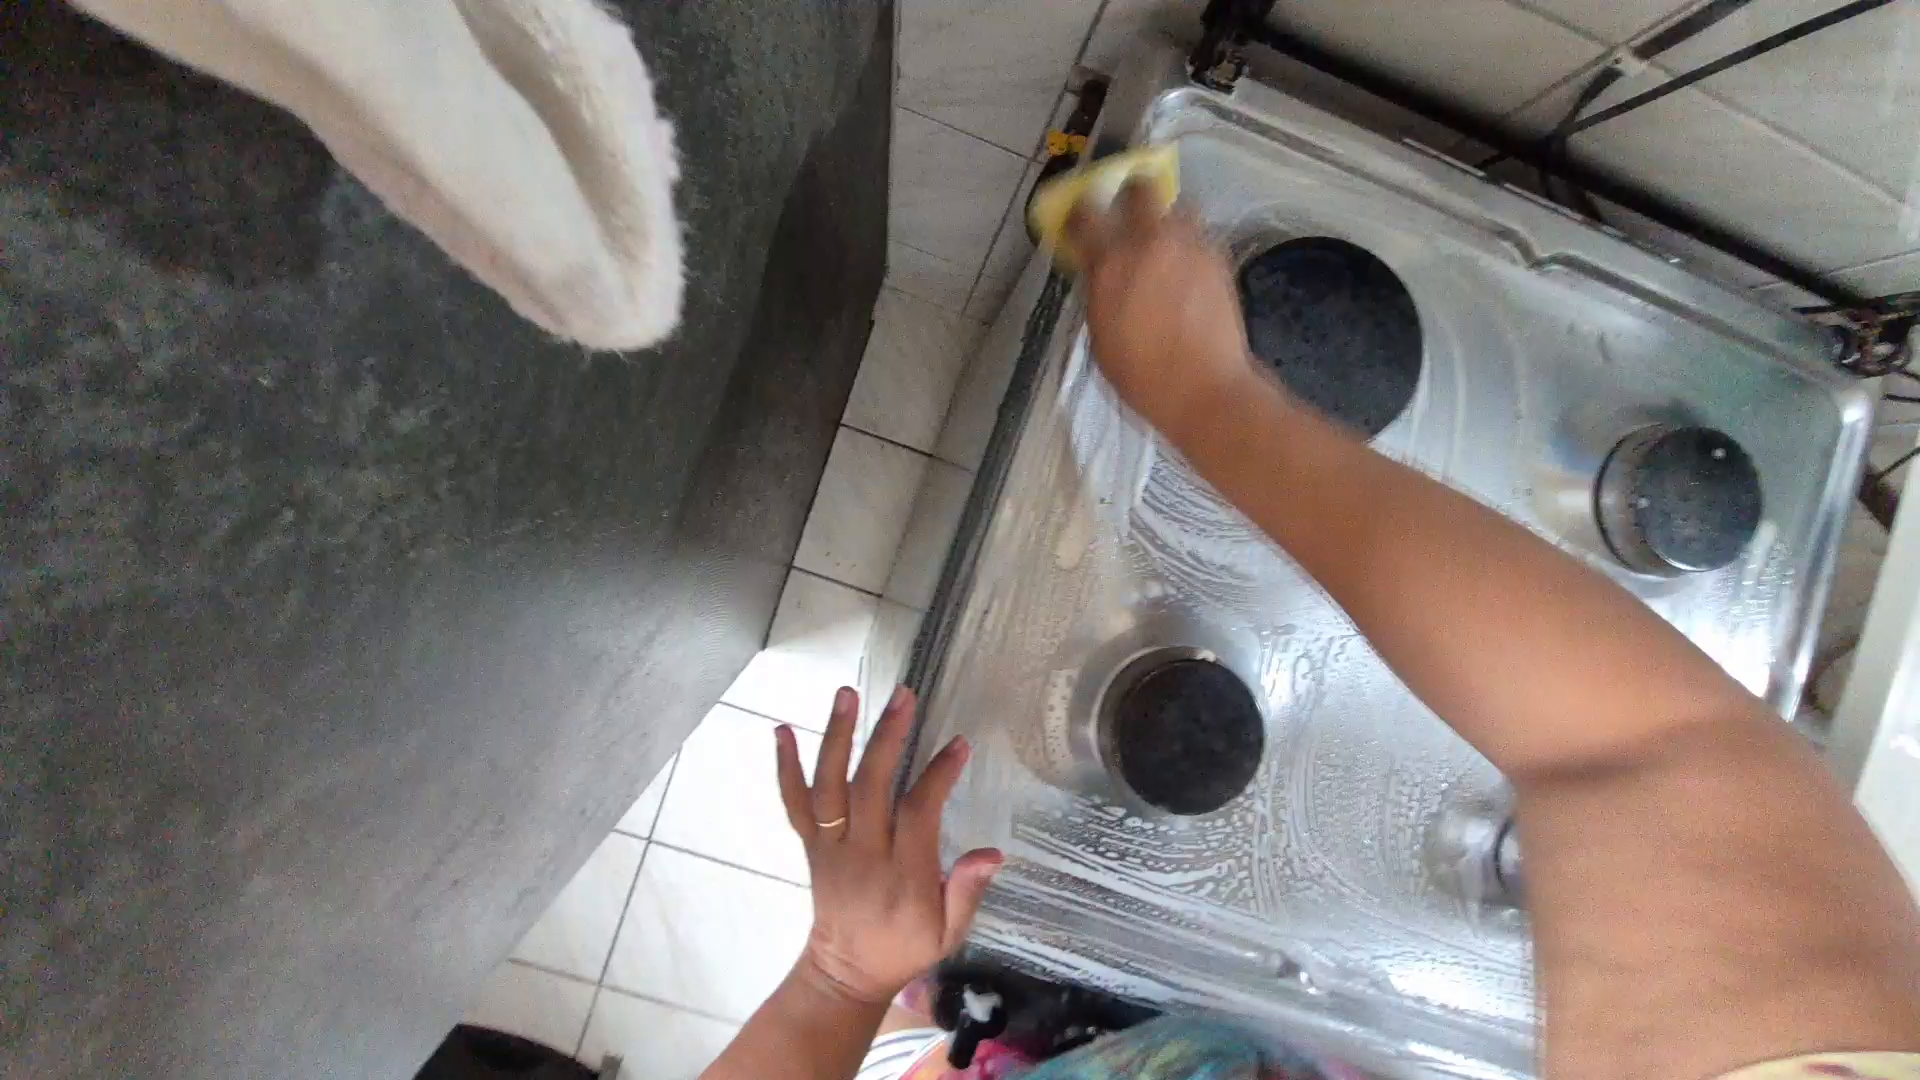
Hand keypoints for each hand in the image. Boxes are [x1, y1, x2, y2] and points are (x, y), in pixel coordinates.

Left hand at [775, 685, 1002, 1005]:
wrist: (844, 975)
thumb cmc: (904, 947)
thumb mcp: (948, 933)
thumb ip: (967, 891)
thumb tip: (993, 853)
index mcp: (900, 874)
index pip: (918, 812)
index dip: (938, 775)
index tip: (958, 744)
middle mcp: (860, 853)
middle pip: (870, 787)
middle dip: (887, 738)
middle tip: (904, 696)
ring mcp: (830, 846)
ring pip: (829, 787)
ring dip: (836, 737)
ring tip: (846, 693)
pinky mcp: (811, 844)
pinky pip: (795, 803)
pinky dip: (786, 767)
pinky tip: (781, 730)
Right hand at [1068, 180, 1263, 441]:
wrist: (1204, 387)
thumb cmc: (1141, 375)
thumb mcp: (1100, 338)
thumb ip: (1100, 294)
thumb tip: (1101, 275)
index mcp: (1111, 263)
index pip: (1087, 214)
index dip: (1080, 210)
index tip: (1079, 216)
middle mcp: (1151, 242)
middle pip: (1142, 188)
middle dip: (1132, 193)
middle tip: (1127, 211)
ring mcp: (1190, 245)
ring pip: (1178, 208)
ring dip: (1166, 218)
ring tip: (1162, 244)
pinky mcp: (1219, 258)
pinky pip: (1199, 235)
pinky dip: (1188, 244)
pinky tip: (1184, 270)